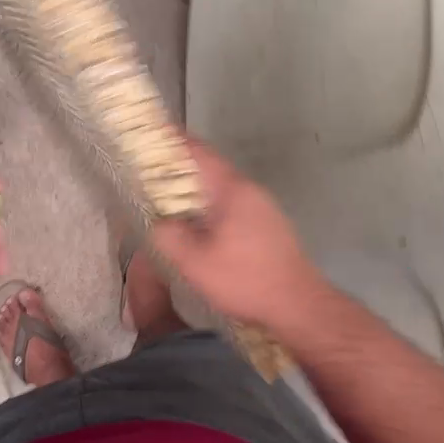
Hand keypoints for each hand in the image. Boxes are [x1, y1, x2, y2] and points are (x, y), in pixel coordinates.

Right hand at [151, 140, 327, 334]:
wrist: (298, 306)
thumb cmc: (245, 280)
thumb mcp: (194, 262)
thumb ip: (168, 235)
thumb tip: (158, 221)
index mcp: (231, 190)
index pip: (198, 152)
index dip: (171, 140)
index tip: (146, 136)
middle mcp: (249, 190)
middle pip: (209, 167)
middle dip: (177, 166)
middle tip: (145, 172)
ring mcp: (261, 207)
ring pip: (219, 188)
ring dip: (192, 188)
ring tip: (163, 199)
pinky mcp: (266, 225)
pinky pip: (229, 204)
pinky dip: (206, 205)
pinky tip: (194, 224)